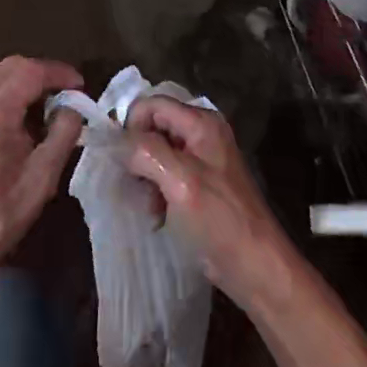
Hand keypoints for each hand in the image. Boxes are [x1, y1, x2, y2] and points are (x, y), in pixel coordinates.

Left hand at [0, 55, 84, 281]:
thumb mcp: (41, 179)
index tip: (79, 86)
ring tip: (44, 108)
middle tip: (64, 93)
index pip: (28, 72)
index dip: (58, 72)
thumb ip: (63, 134)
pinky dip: (2, 99)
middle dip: (40, 73)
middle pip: (6, 68)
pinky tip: (16, 125)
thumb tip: (73, 107)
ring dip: (20, 84)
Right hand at [124, 96, 295, 310]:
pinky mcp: (198, 181)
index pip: (152, 104)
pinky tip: (157, 214)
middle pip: (154, 126)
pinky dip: (155, 189)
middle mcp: (202, 132)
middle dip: (137, 153)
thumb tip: (114, 140)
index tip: (121, 159)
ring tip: (147, 204)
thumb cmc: (218, 218)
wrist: (252, 262)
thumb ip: (147, 152)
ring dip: (145, 175)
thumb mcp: (180, 181)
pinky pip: (165, 172)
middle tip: (134, 184)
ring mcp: (201, 157)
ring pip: (156, 151)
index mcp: (201, 122)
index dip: (132, 125)